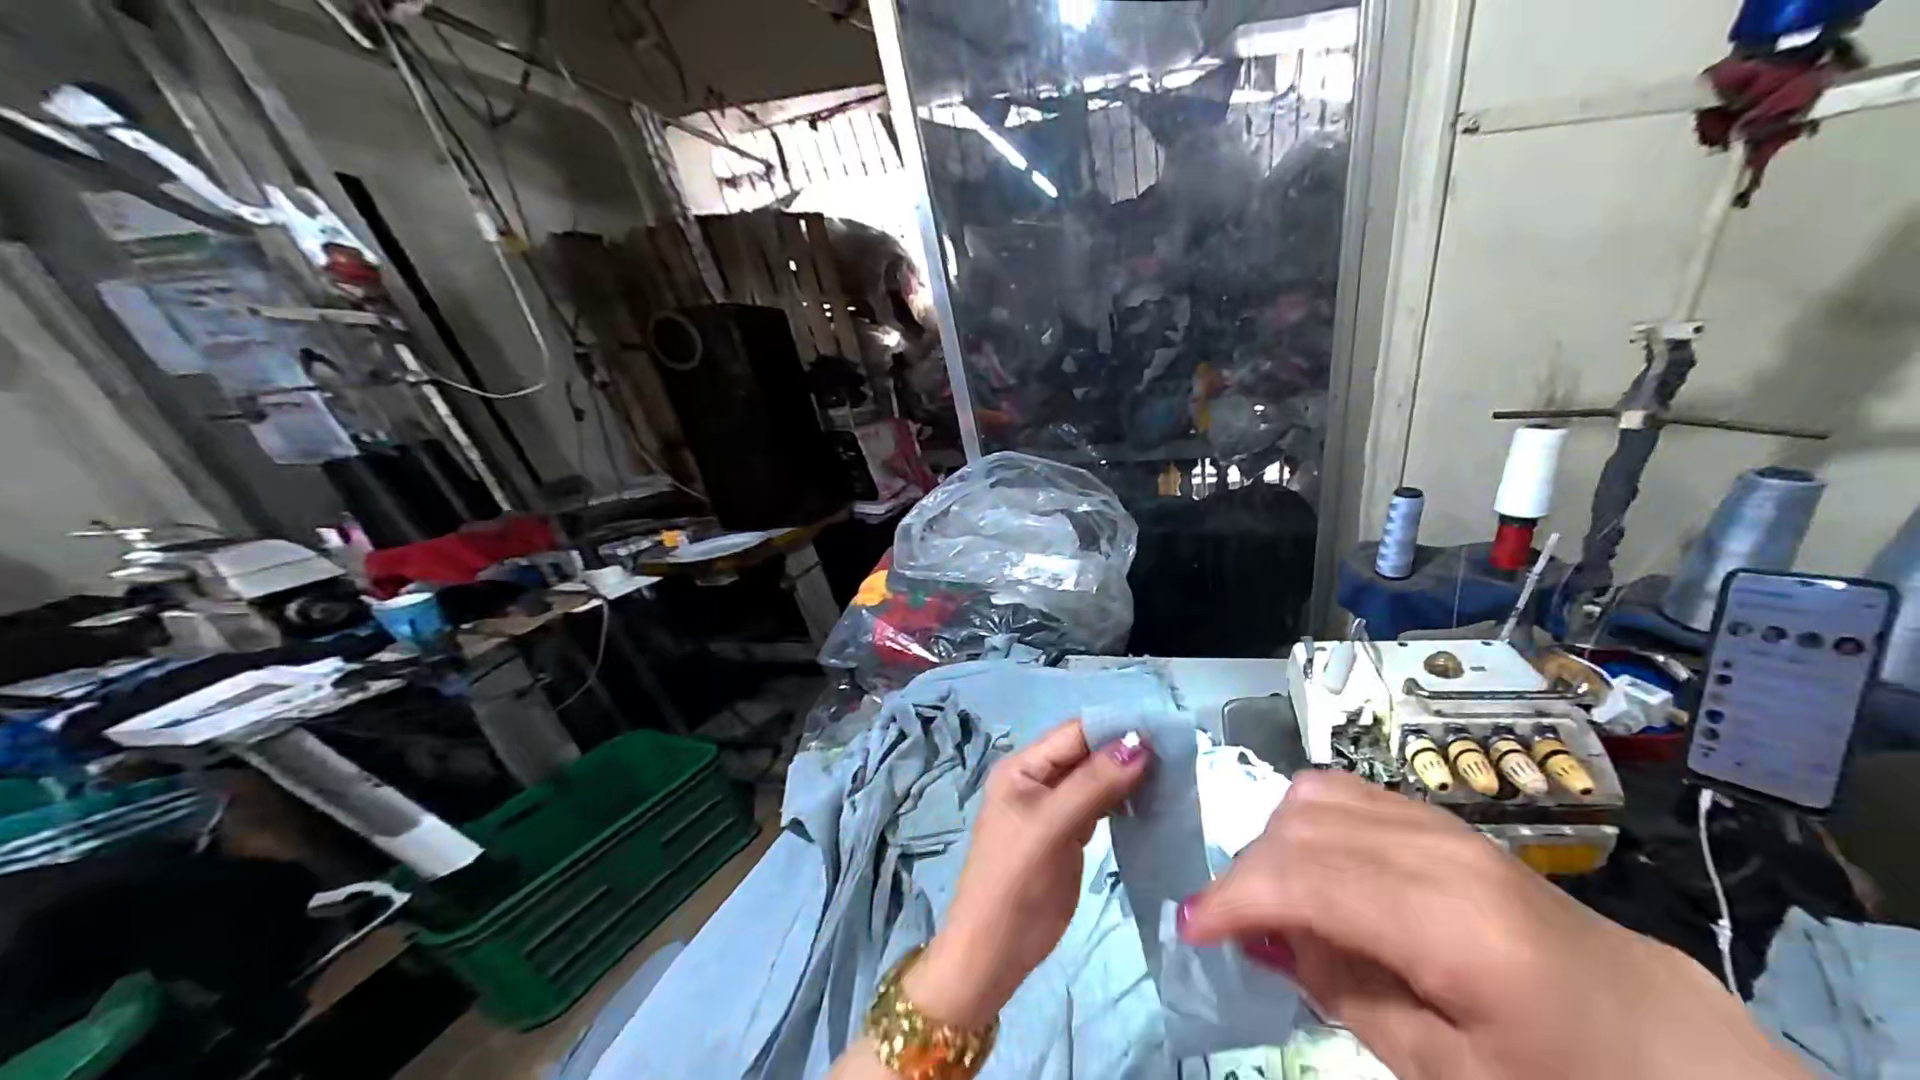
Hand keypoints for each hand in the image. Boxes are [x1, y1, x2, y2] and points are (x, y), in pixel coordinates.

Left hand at [903, 720, 1151, 1027]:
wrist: (995, 949)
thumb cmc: (1015, 880)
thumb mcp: (1050, 826)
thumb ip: (1092, 784)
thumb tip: (1139, 744)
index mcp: (1023, 767)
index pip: (1074, 733)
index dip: (1114, 728)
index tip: (1162, 730)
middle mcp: (1038, 780)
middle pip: (1087, 754)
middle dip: (1126, 752)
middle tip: (1177, 753)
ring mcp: (1055, 808)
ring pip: (1097, 780)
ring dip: (1129, 777)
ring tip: (1173, 774)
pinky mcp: (1070, 835)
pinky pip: (1101, 807)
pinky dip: (1124, 803)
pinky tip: (1152, 802)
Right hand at [1180, 772, 1808, 1079]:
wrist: (1671, 1046)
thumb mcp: (1449, 1075)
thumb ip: (1344, 991)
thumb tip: (1264, 936)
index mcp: (1452, 922)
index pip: (1305, 879)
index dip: (1233, 898)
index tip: (1191, 930)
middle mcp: (1439, 849)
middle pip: (1300, 827)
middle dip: (1247, 874)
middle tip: (1235, 932)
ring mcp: (1442, 824)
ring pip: (1315, 797)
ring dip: (1274, 845)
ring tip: (1276, 903)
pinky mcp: (1442, 820)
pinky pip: (1346, 796)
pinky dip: (1306, 826)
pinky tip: (1315, 873)